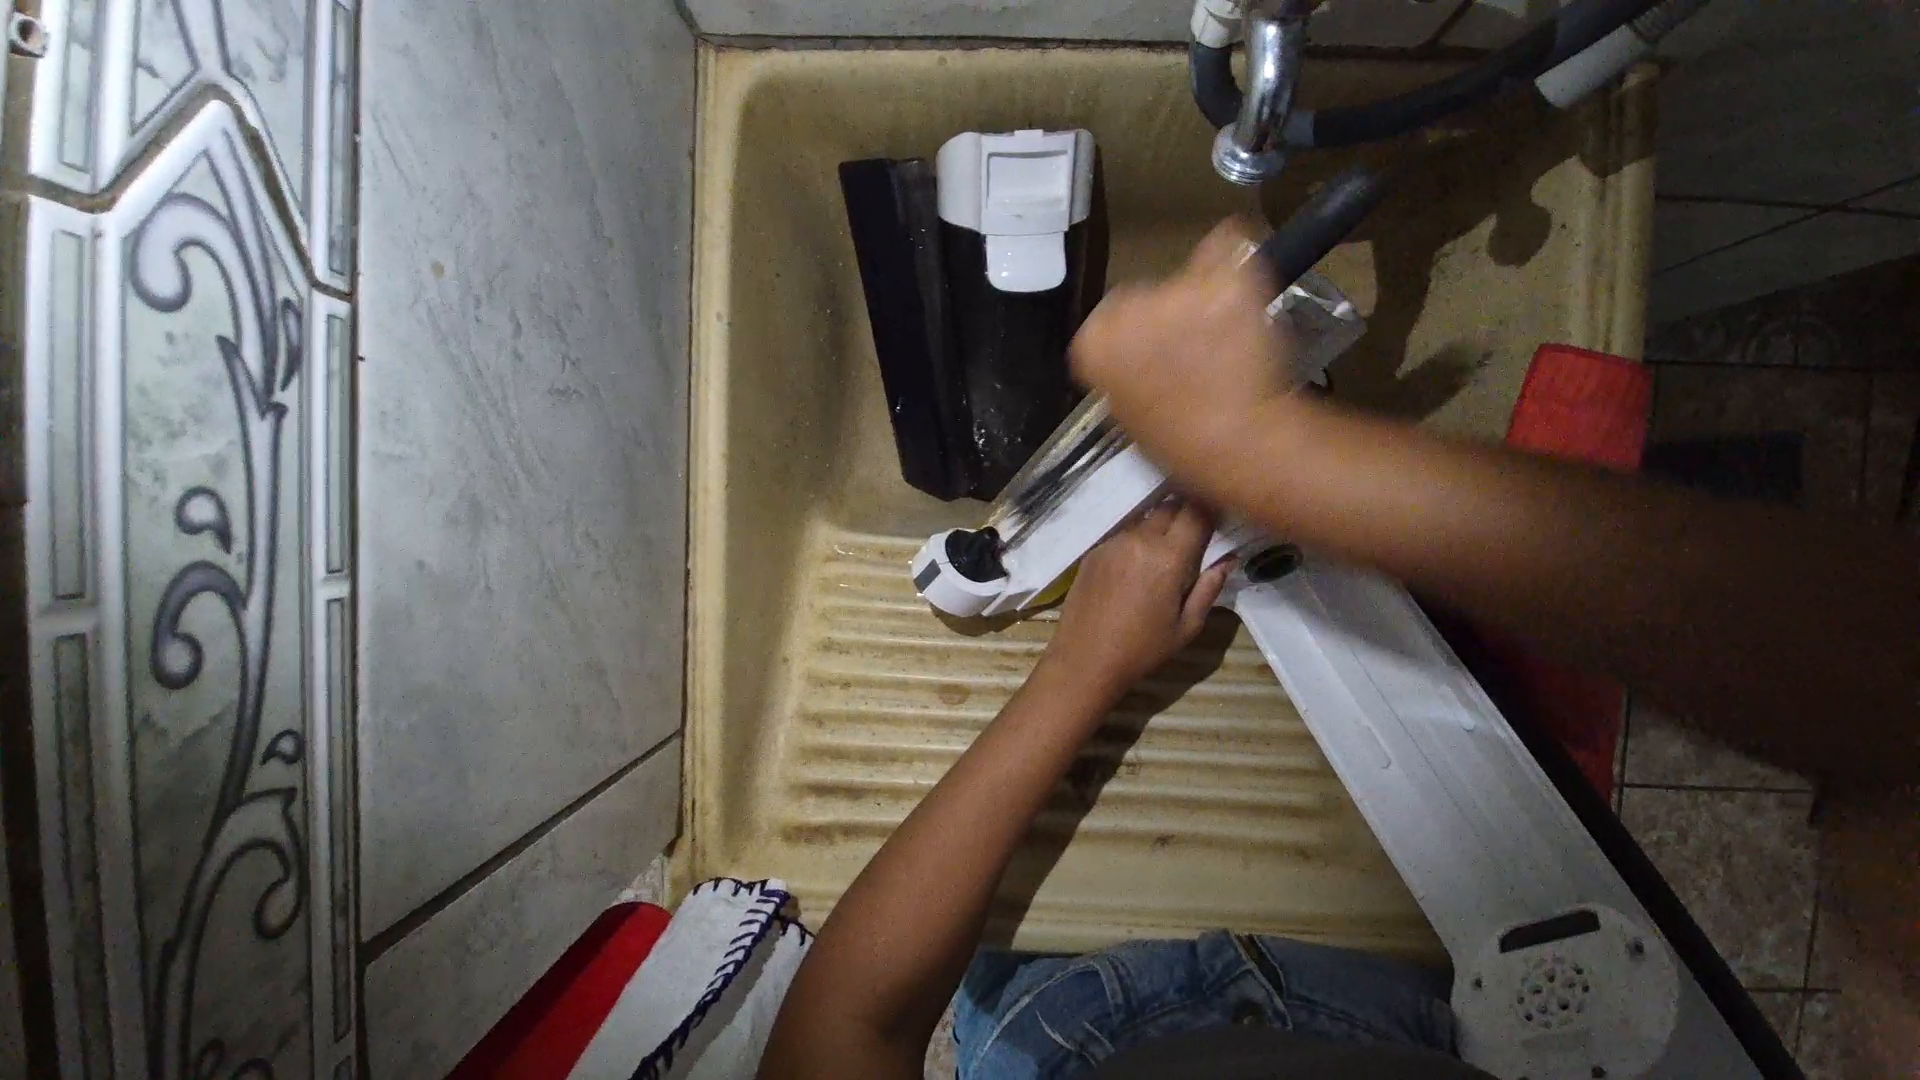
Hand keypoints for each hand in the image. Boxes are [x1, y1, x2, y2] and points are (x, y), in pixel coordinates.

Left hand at [1044, 499, 1234, 695]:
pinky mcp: (1093, 551)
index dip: (1211, 511)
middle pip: (1170, 506)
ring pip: (1144, 519)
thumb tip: (1228, 559)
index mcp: (1168, 558)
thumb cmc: (1141, 650)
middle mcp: (1138, 540)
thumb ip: (1210, 587)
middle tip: (1194, 537)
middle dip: (1186, 514)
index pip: (1197, 512)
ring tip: (1162, 556)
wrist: (1084, 660)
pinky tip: (1134, 568)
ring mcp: (1112, 542)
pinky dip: (1135, 541)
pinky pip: (1122, 534)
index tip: (1219, 521)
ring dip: (1159, 527)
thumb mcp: (1187, 626)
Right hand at [1070, 218, 1300, 500]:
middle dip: (1160, 318)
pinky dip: (1233, 262)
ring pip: (1184, 280)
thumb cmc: (1178, 443)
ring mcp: (1179, 287)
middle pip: (1139, 297)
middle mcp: (1126, 305)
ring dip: (1199, 302)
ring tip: (1221, 344)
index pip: (1104, 325)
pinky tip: (1240, 292)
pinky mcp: (1226, 277)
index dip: (1129, 342)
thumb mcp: (1125, 415)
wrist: (1238, 440)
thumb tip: (1135, 361)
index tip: (1147, 364)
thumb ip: (1120, 375)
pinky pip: (1229, 249)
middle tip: (1187, 357)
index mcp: (1094, 342)